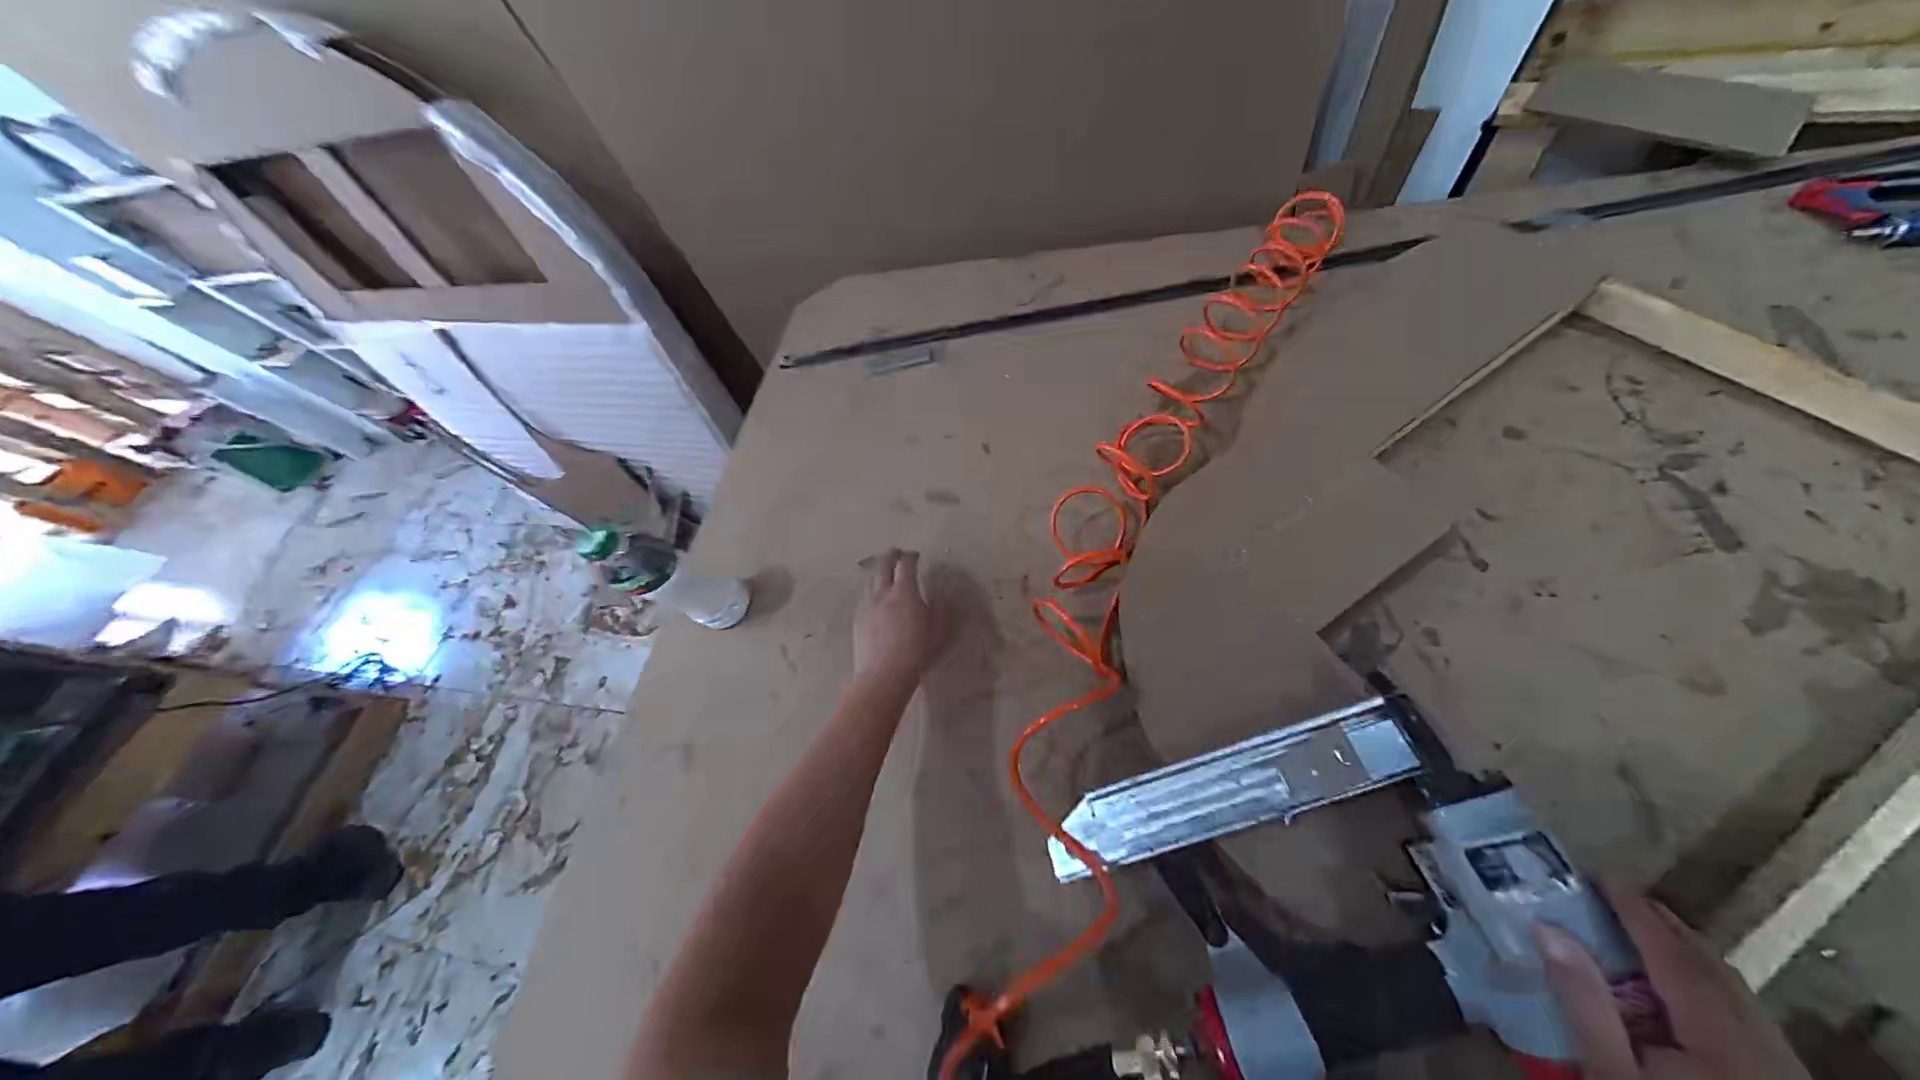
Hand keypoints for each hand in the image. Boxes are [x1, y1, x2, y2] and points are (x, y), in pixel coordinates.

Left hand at [852, 549, 937, 684]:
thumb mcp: (937, 629)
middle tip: (897, 553)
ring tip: (888, 575)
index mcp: (904, 592)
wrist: (885, 674)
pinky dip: (876, 594)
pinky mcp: (861, 620)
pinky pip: (869, 599)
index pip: (906, 564)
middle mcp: (883, 594)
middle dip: (891, 555)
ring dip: (881, 574)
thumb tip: (941, 598)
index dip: (911, 556)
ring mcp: (869, 607)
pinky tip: (880, 602)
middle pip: (883, 565)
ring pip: (874, 582)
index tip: (916, 556)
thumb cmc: (915, 651)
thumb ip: (939, 609)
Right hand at [1535, 890, 1810, 1079]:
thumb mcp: (1608, 1069)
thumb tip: (1546, 928)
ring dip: (1676, 948)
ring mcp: (1776, 1059)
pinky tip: (1663, 980)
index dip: (1634, 909)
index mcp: (1719, 1035)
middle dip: (1657, 923)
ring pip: (1727, 984)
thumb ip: (1583, 1000)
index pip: (1672, 953)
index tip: (1597, 873)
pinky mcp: (1773, 1072)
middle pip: (1708, 964)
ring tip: (1628, 925)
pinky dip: (1696, 977)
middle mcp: (1759, 1039)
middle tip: (1605, 893)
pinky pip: (1736, 1006)